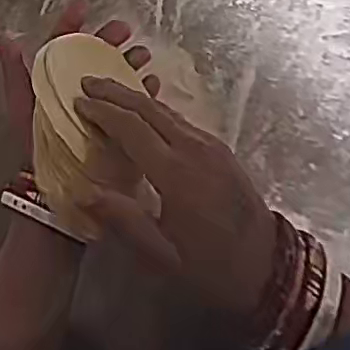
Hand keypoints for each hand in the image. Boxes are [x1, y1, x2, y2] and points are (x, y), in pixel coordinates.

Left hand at [0, 0, 158, 167]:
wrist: (58, 189)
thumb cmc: (37, 144)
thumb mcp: (22, 106)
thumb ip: (14, 72)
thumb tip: (5, 37)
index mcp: (56, 80)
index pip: (63, 45)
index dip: (71, 24)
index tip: (83, 6)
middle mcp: (79, 88)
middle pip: (95, 56)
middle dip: (109, 39)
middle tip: (124, 29)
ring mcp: (101, 106)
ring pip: (118, 75)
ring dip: (131, 61)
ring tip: (142, 54)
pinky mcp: (120, 125)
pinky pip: (137, 104)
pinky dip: (145, 91)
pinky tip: (152, 84)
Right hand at [74, 77, 275, 318]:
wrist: (270, 267)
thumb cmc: (212, 266)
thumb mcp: (163, 255)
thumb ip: (123, 219)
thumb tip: (83, 192)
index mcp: (176, 173)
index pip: (132, 129)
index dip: (103, 112)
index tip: (79, 102)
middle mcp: (193, 148)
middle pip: (148, 108)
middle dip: (116, 91)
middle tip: (88, 81)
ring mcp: (209, 144)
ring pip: (165, 110)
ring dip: (134, 96)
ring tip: (108, 91)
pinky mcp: (218, 147)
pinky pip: (179, 119)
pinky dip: (153, 109)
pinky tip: (141, 113)